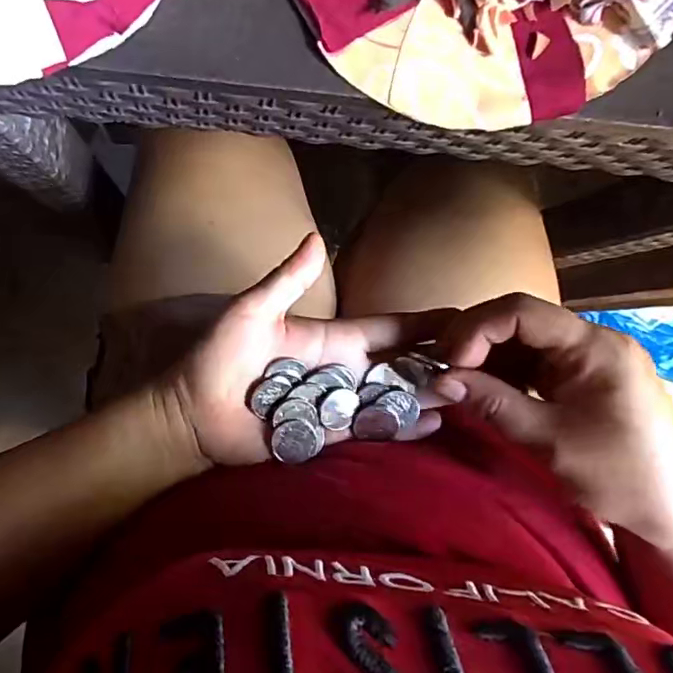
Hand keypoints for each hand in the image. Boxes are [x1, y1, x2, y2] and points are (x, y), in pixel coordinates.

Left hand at [160, 234, 449, 467]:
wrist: (192, 412)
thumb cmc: (217, 357)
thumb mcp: (252, 311)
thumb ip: (287, 281)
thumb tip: (315, 238)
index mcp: (331, 338)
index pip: (389, 328)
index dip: (423, 323)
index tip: (460, 316)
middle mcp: (343, 371)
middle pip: (400, 365)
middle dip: (436, 362)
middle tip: (480, 361)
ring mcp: (339, 404)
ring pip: (393, 398)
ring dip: (426, 396)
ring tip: (466, 395)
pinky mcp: (329, 434)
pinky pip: (372, 430)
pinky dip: (402, 427)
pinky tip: (434, 424)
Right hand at [433, 293, 672, 538]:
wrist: (672, 513)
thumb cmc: (619, 477)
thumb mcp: (549, 441)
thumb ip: (493, 404)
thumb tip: (439, 380)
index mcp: (595, 345)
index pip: (522, 311)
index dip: (477, 329)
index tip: (449, 362)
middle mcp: (594, 339)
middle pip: (521, 320)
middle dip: (477, 340)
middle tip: (443, 369)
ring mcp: (591, 357)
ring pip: (525, 340)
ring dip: (488, 357)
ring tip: (456, 380)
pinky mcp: (585, 376)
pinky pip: (537, 361)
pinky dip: (506, 372)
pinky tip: (484, 388)